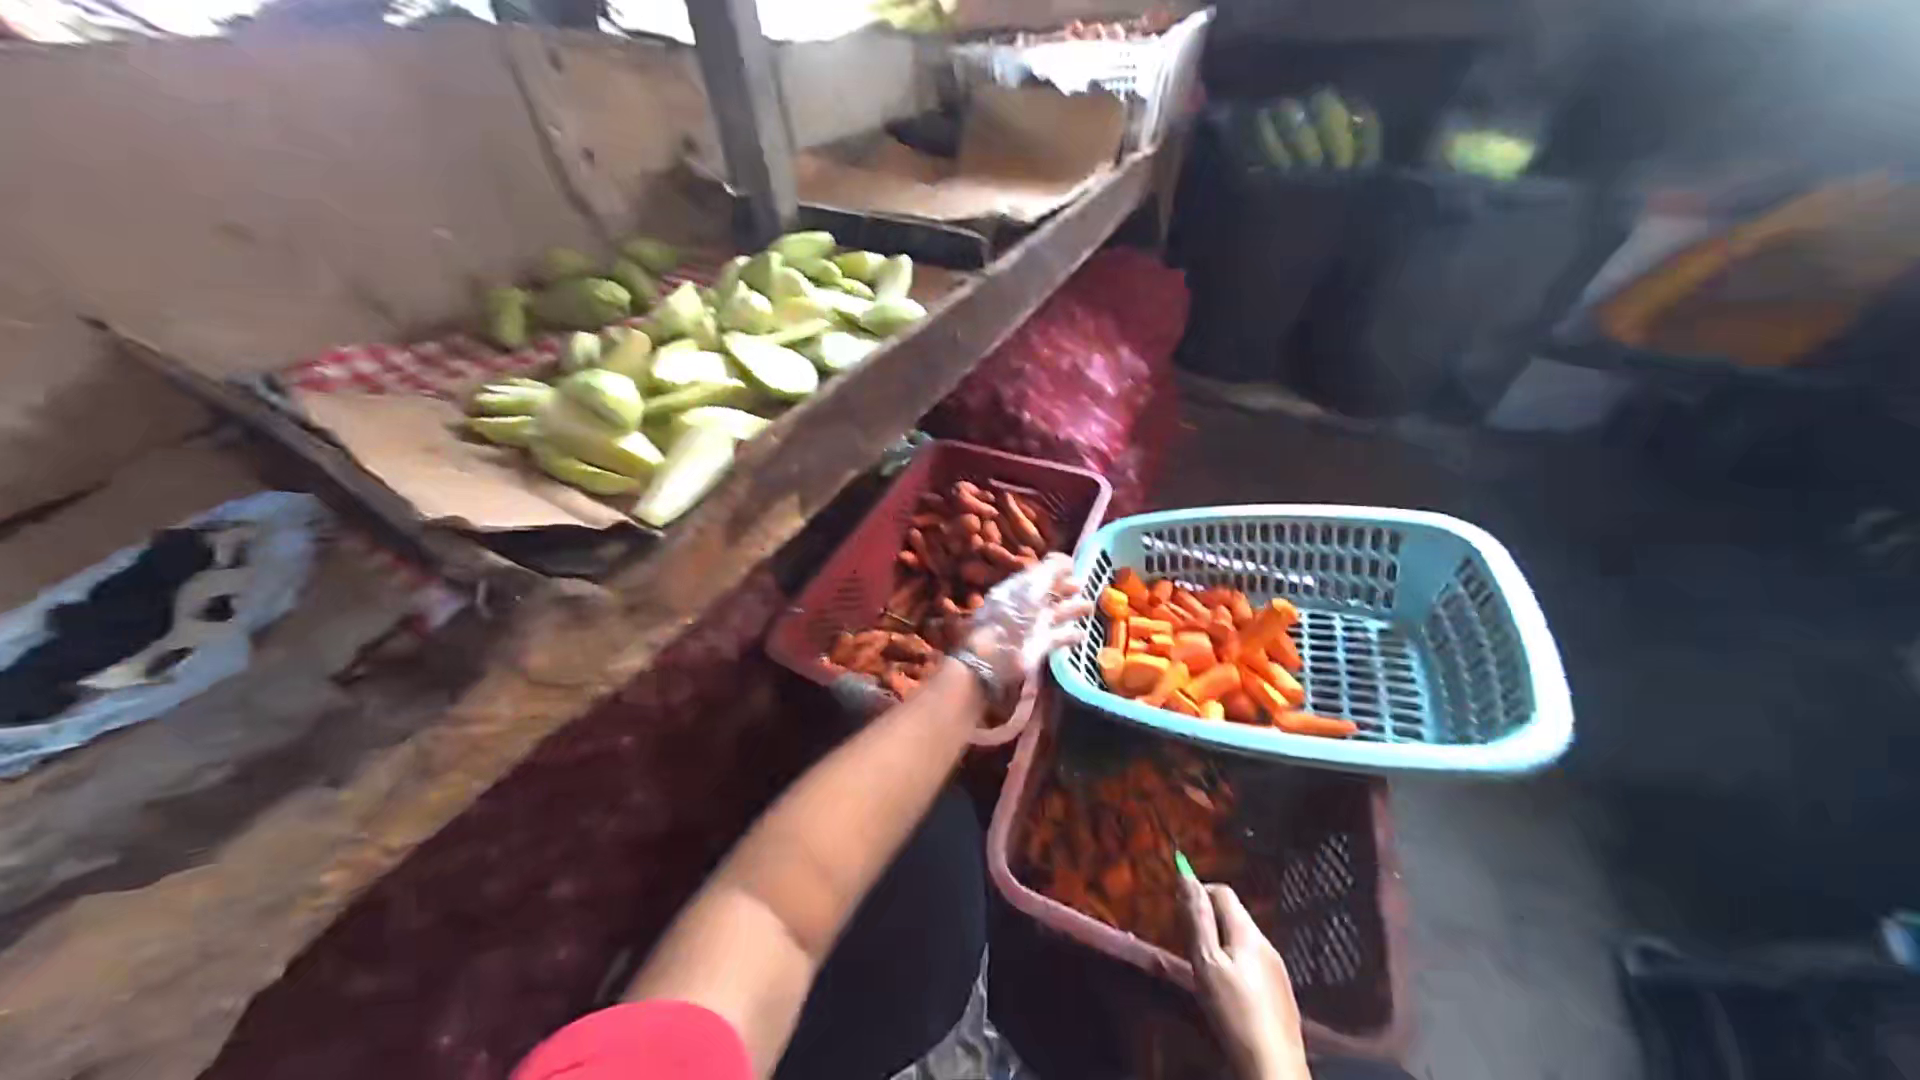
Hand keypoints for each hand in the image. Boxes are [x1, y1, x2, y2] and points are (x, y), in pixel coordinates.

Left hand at [956, 553, 1090, 696]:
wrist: (998, 652)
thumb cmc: (1013, 614)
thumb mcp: (1031, 586)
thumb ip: (1050, 571)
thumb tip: (1066, 558)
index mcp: (1022, 588)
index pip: (1042, 575)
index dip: (1057, 570)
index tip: (1075, 566)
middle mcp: (1028, 605)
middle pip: (1051, 594)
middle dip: (1067, 589)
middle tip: (1083, 585)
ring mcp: (1035, 626)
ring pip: (1058, 615)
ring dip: (1073, 610)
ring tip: (1089, 607)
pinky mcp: (1040, 646)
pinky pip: (1059, 637)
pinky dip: (1070, 635)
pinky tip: (1082, 633)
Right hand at [1181, 877, 1311, 1079]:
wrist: (1274, 1070)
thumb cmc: (1233, 1012)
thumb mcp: (1205, 963)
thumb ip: (1196, 919)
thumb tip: (1186, 876)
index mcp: (1247, 932)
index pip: (1222, 891)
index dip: (1199, 894)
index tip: (1180, 916)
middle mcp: (1266, 943)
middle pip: (1232, 915)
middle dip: (1208, 921)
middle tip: (1188, 947)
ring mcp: (1277, 969)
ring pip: (1242, 940)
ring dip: (1221, 943)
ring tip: (1204, 970)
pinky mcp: (1280, 992)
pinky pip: (1253, 963)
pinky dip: (1235, 964)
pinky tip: (1228, 993)